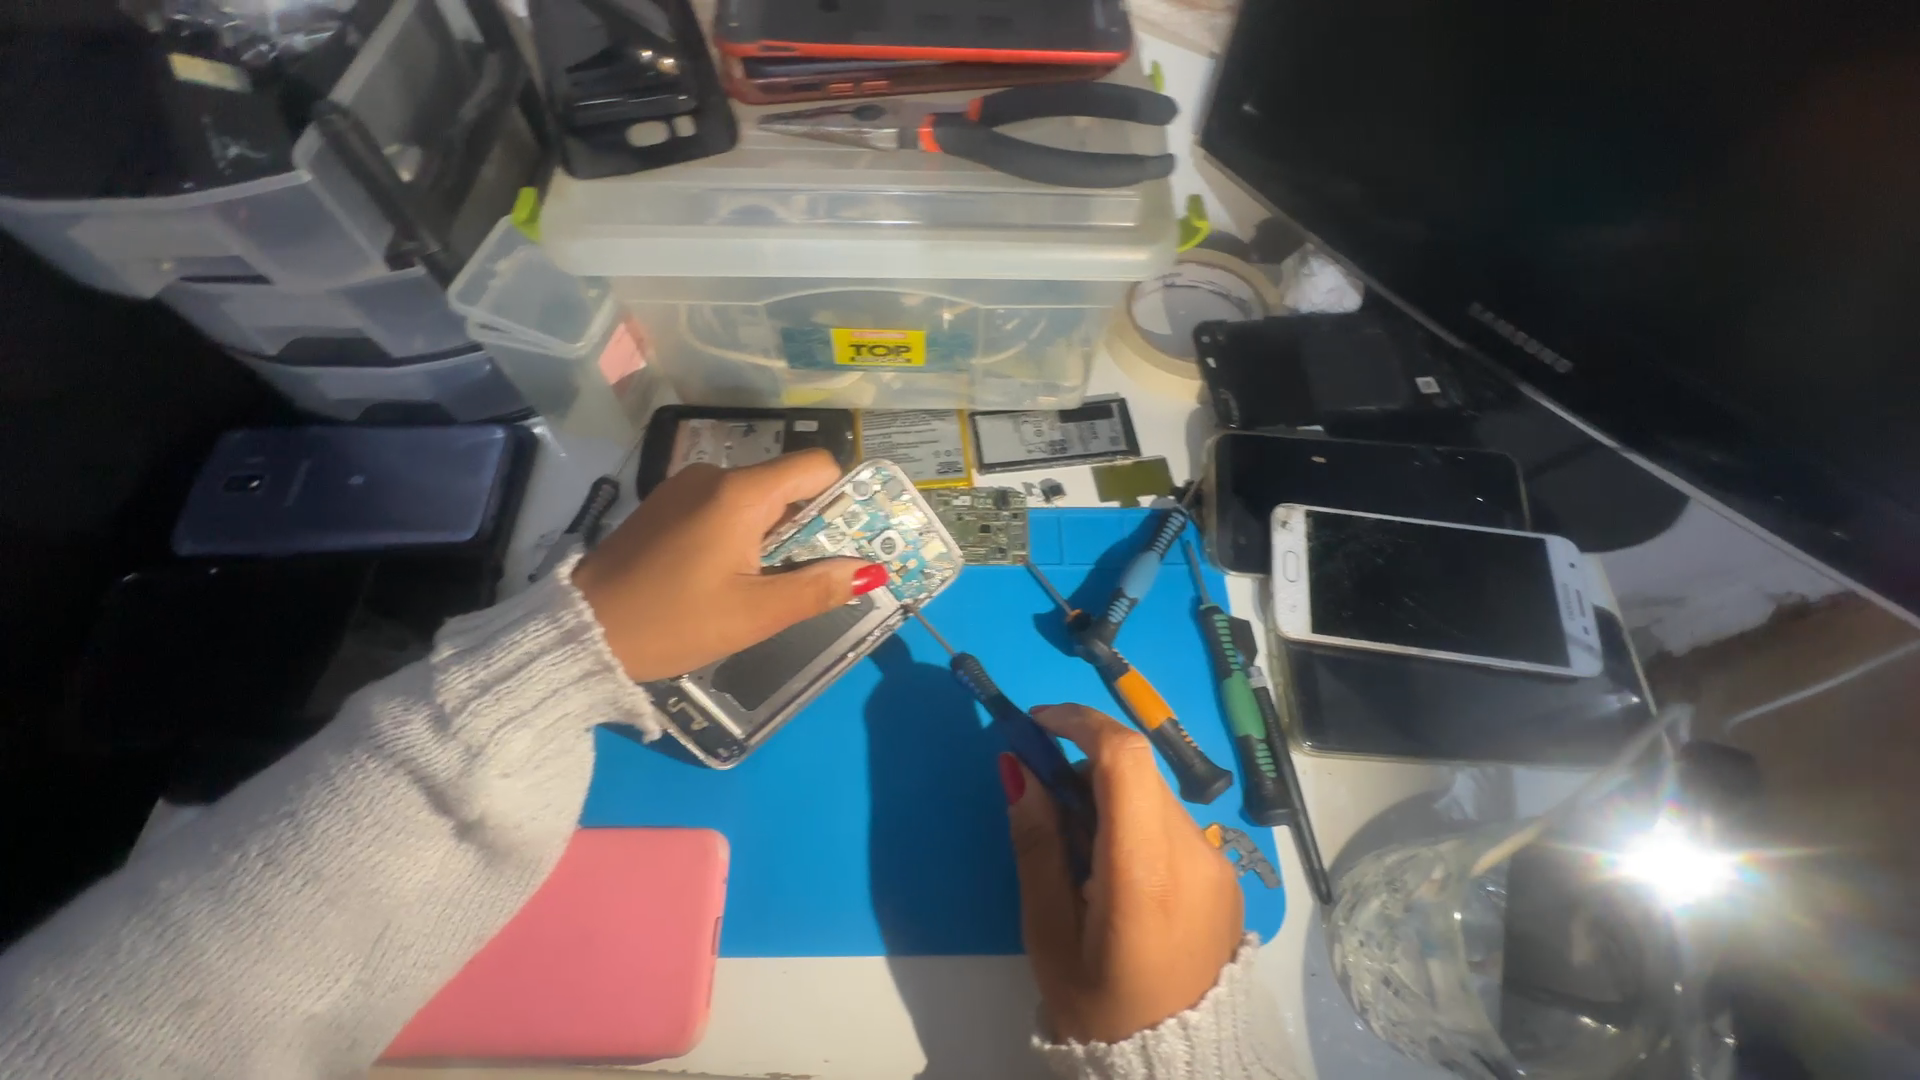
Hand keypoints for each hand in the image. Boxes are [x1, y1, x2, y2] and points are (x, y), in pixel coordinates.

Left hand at [571, 450, 886, 681]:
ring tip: (761, 584)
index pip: (817, 466)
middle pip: (787, 485)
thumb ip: (818, 588)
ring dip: (774, 535)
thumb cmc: (674, 622)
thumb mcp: (755, 614)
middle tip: (807, 575)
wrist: (580, 632)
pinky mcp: (665, 505)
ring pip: (756, 499)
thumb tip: (873, 571)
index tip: (843, 543)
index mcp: (741, 492)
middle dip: (809, 526)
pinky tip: (724, 576)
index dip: (841, 499)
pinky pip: (724, 508)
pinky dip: (741, 534)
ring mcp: (685, 487)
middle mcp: (715, 475)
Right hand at [1001, 704, 1245, 1043]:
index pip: (1124, 758)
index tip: (1038, 723)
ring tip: (1077, 850)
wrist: (1180, 1067)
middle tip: (1045, 800)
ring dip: (1108, 795)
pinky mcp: (1225, 873)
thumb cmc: (1098, 1005)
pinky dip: (1133, 819)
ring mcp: (1216, 862)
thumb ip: (1035, 841)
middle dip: (1084, 763)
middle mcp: (1192, 853)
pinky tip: (1112, 868)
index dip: (1080, 722)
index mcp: (1144, 871)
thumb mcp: (1048, 930)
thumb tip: (1018, 768)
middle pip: (1136, 770)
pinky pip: (1171, 821)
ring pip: (1153, 793)